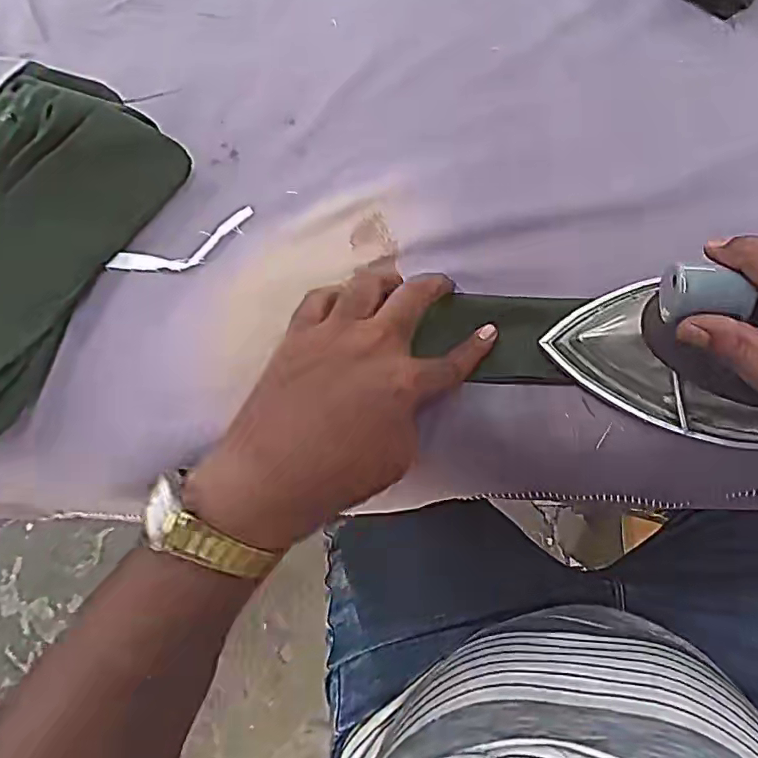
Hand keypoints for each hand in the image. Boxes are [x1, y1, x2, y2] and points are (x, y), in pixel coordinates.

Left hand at [184, 266, 494, 551]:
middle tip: (442, 284)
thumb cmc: (340, 476)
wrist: (269, 477)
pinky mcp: (297, 335)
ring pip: (365, 284)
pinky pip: (319, 298)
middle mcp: (373, 345)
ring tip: (393, 282)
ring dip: (386, 279)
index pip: (452, 361)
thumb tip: (407, 401)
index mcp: (405, 381)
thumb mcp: (399, 455)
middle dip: (434, 286)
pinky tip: (340, 300)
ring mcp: (332, 334)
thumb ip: (411, 417)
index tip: (488, 331)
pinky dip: (336, 294)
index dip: (476, 347)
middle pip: (412, 299)